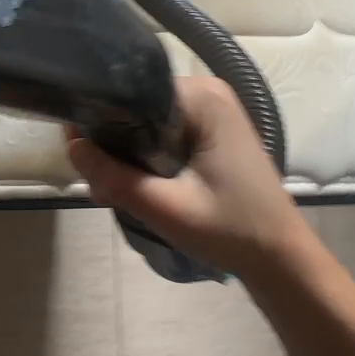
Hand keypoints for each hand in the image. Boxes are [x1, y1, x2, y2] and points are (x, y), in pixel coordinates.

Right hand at [67, 76, 313, 279]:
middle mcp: (204, 92)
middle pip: (130, 107)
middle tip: (101, 186)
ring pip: (139, 121)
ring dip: (123, 155)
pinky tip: (134, 187)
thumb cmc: (233, 232)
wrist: (285, 264)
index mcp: (200, 97)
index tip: (86, 159)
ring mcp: (208, 110)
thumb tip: (69, 146)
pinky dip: (141, 157)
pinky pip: (155, 131)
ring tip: (114, 192)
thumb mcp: (164, 207)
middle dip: (109, 145)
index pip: (126, 93)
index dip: (98, 124)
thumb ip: (112, 175)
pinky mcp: (208, 129)